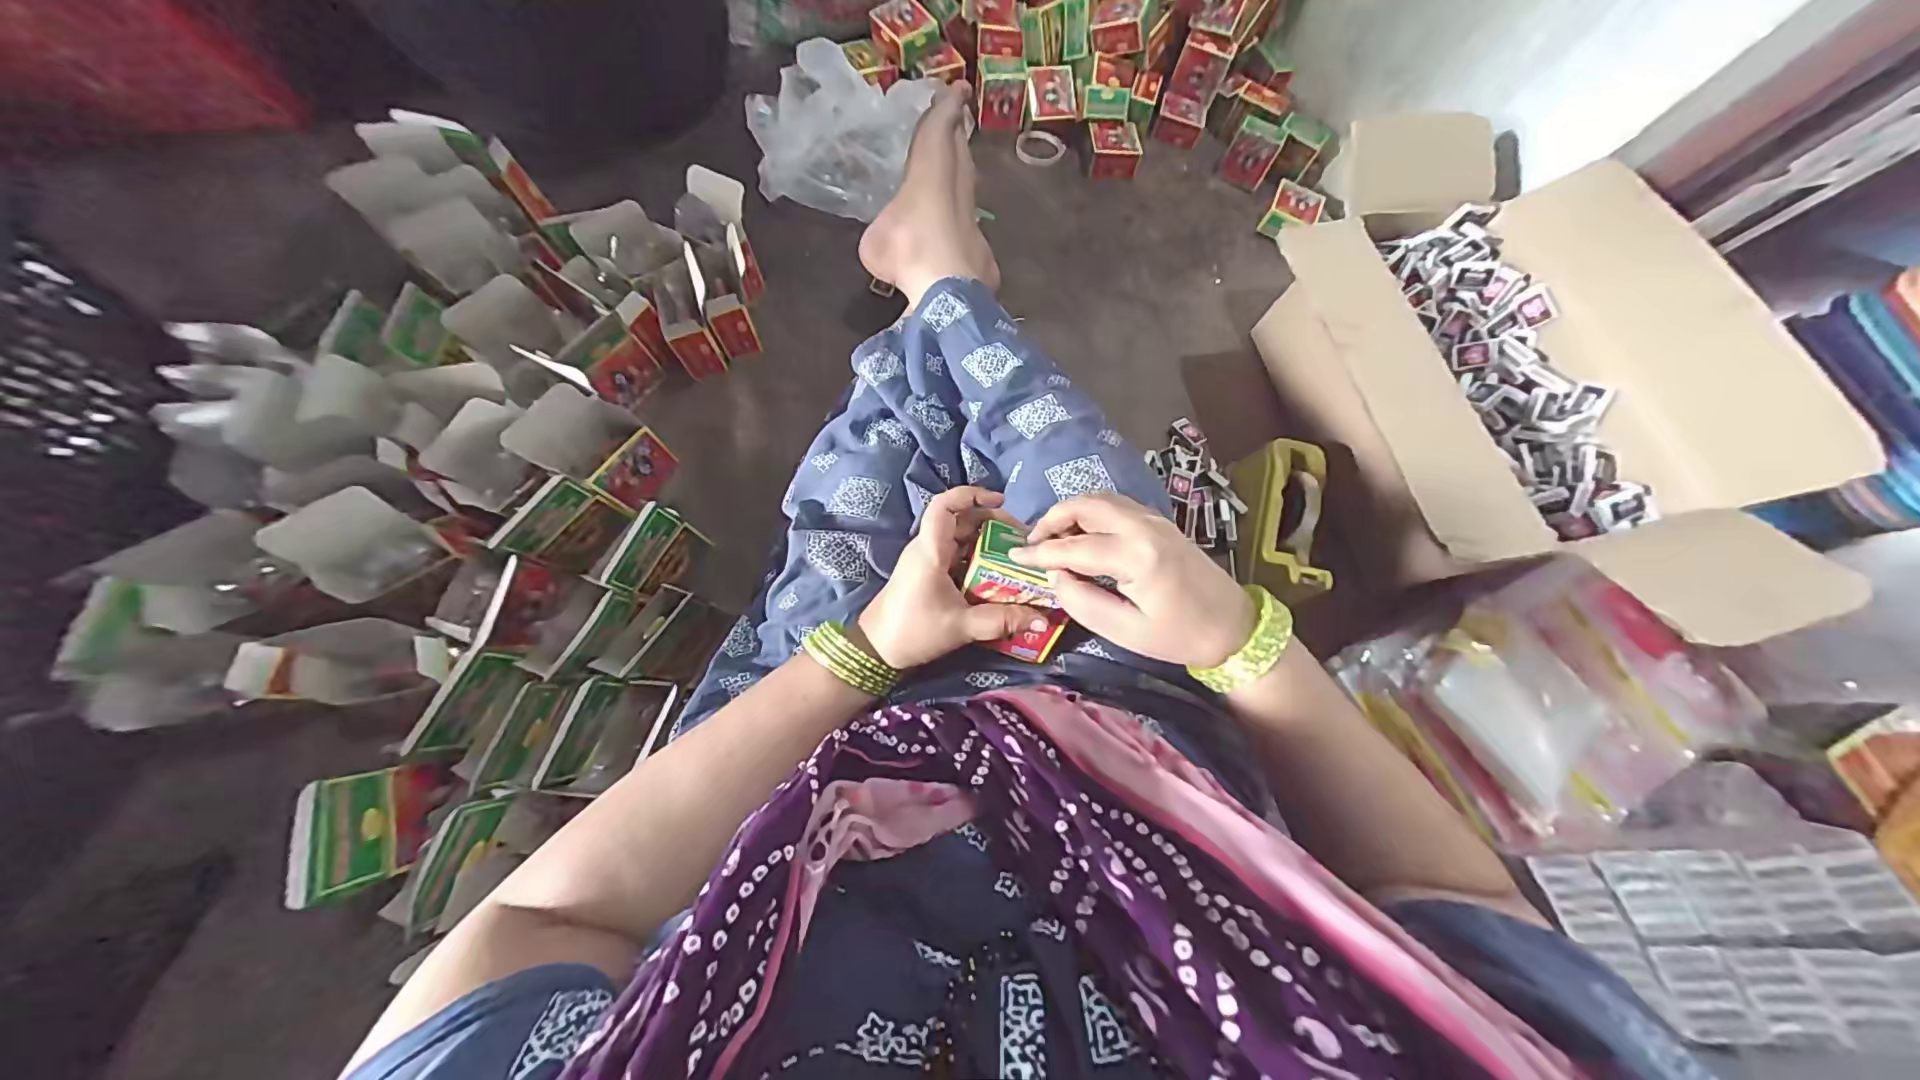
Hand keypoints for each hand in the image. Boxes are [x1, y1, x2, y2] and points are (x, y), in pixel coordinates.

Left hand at [857, 486, 1047, 669]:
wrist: (876, 650)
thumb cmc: (913, 631)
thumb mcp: (961, 627)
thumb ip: (1002, 620)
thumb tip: (1042, 619)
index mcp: (930, 550)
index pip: (945, 505)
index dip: (972, 495)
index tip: (1000, 501)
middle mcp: (927, 548)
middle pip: (960, 519)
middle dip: (992, 521)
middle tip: (1020, 537)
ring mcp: (926, 560)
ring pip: (960, 537)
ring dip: (986, 540)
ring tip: (1015, 554)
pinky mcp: (928, 574)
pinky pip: (956, 555)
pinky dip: (977, 557)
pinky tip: (997, 573)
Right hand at [1010, 493, 1254, 667]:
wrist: (1233, 627)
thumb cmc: (1180, 636)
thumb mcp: (1125, 632)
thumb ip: (1083, 603)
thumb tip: (1057, 577)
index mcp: (1136, 556)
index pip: (1074, 547)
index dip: (1039, 552)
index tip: (1015, 556)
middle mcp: (1143, 527)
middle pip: (1085, 505)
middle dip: (1052, 519)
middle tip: (1033, 543)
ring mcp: (1154, 520)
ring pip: (1099, 499)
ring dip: (1070, 512)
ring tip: (1053, 539)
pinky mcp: (1159, 522)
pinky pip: (1115, 505)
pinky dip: (1090, 512)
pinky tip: (1081, 534)